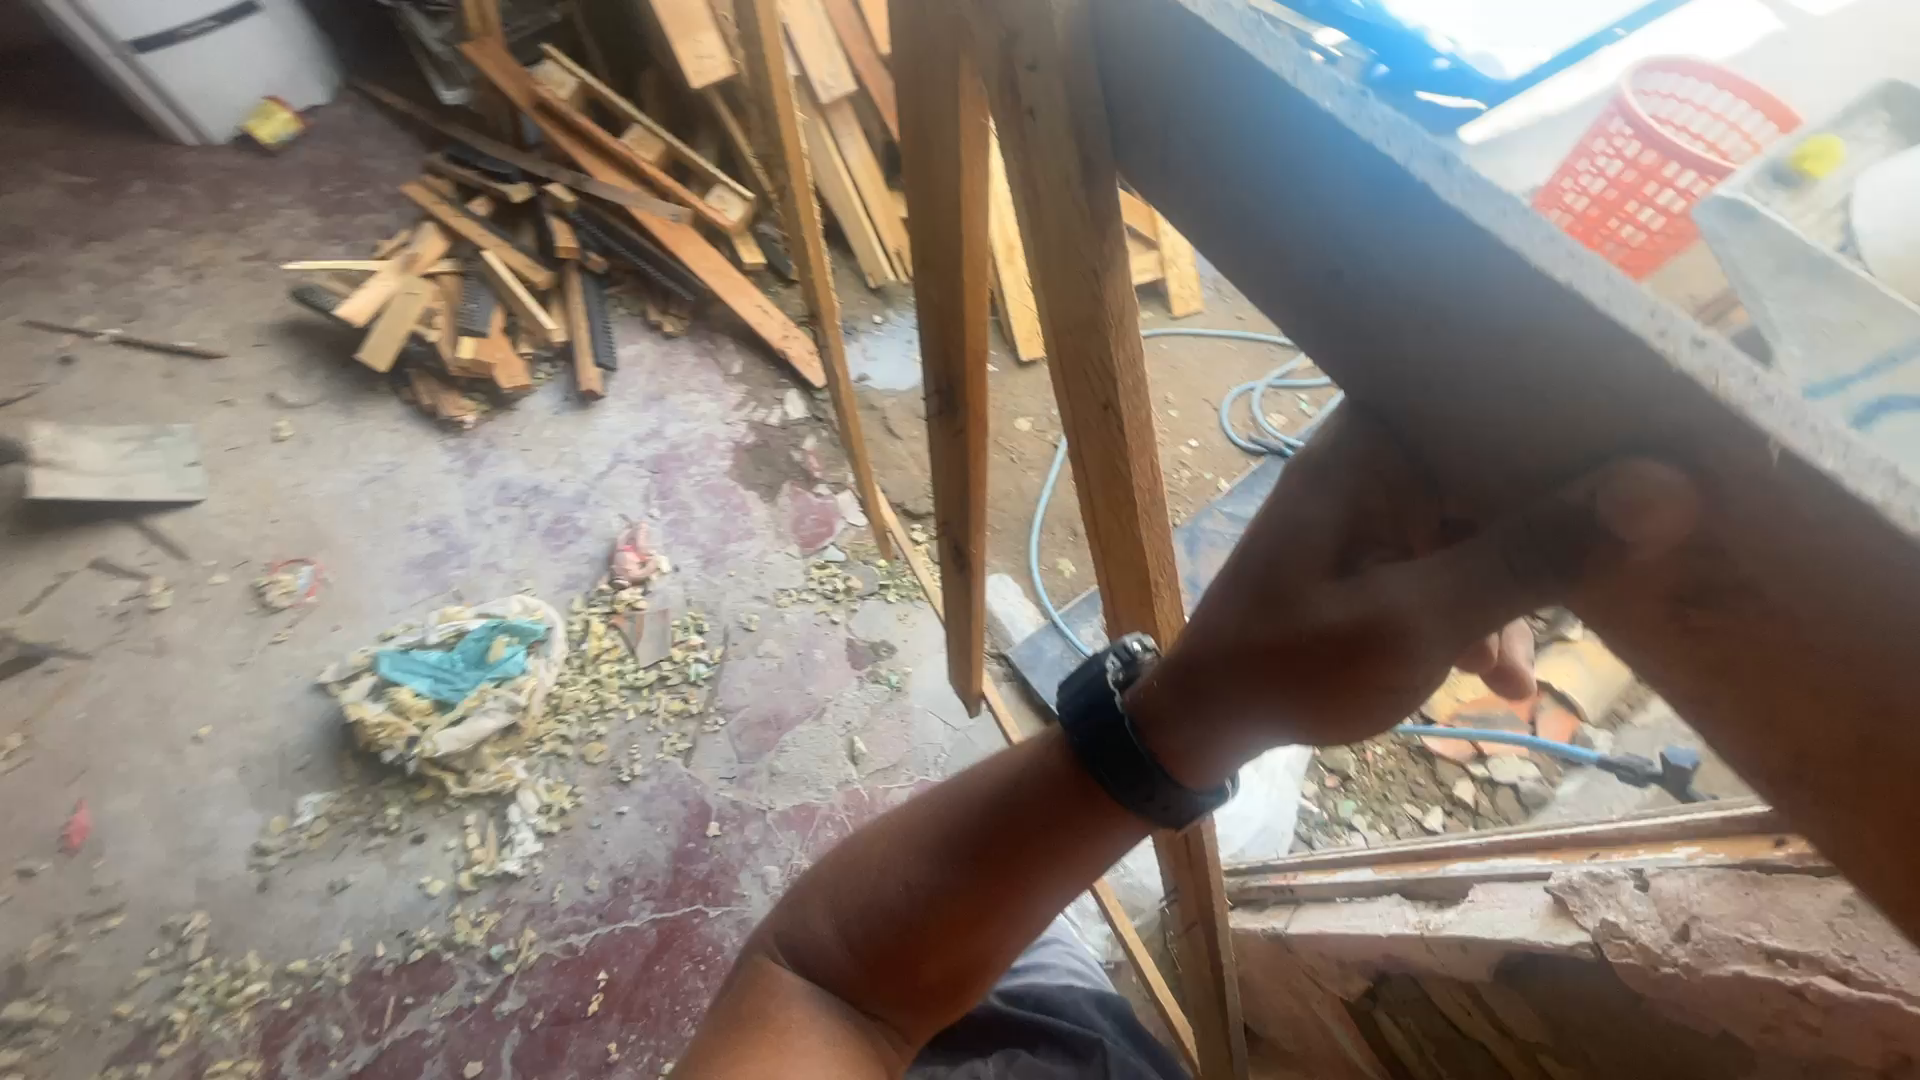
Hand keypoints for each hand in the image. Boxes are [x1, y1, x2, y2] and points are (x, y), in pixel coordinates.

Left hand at [1125, 407, 1699, 787]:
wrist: (1212, 715)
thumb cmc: (1291, 664)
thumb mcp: (1415, 621)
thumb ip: (1525, 557)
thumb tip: (1663, 486)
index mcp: (1365, 450)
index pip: (1479, 388)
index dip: (1566, 402)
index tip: (1661, 431)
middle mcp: (1368, 464)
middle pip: (1492, 460)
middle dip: (1562, 517)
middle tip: (1643, 565)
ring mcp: (1369, 512)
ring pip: (1479, 521)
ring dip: (1516, 588)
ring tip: (1520, 668)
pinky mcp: (1372, 556)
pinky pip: (1448, 562)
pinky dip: (1476, 610)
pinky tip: (1492, 675)